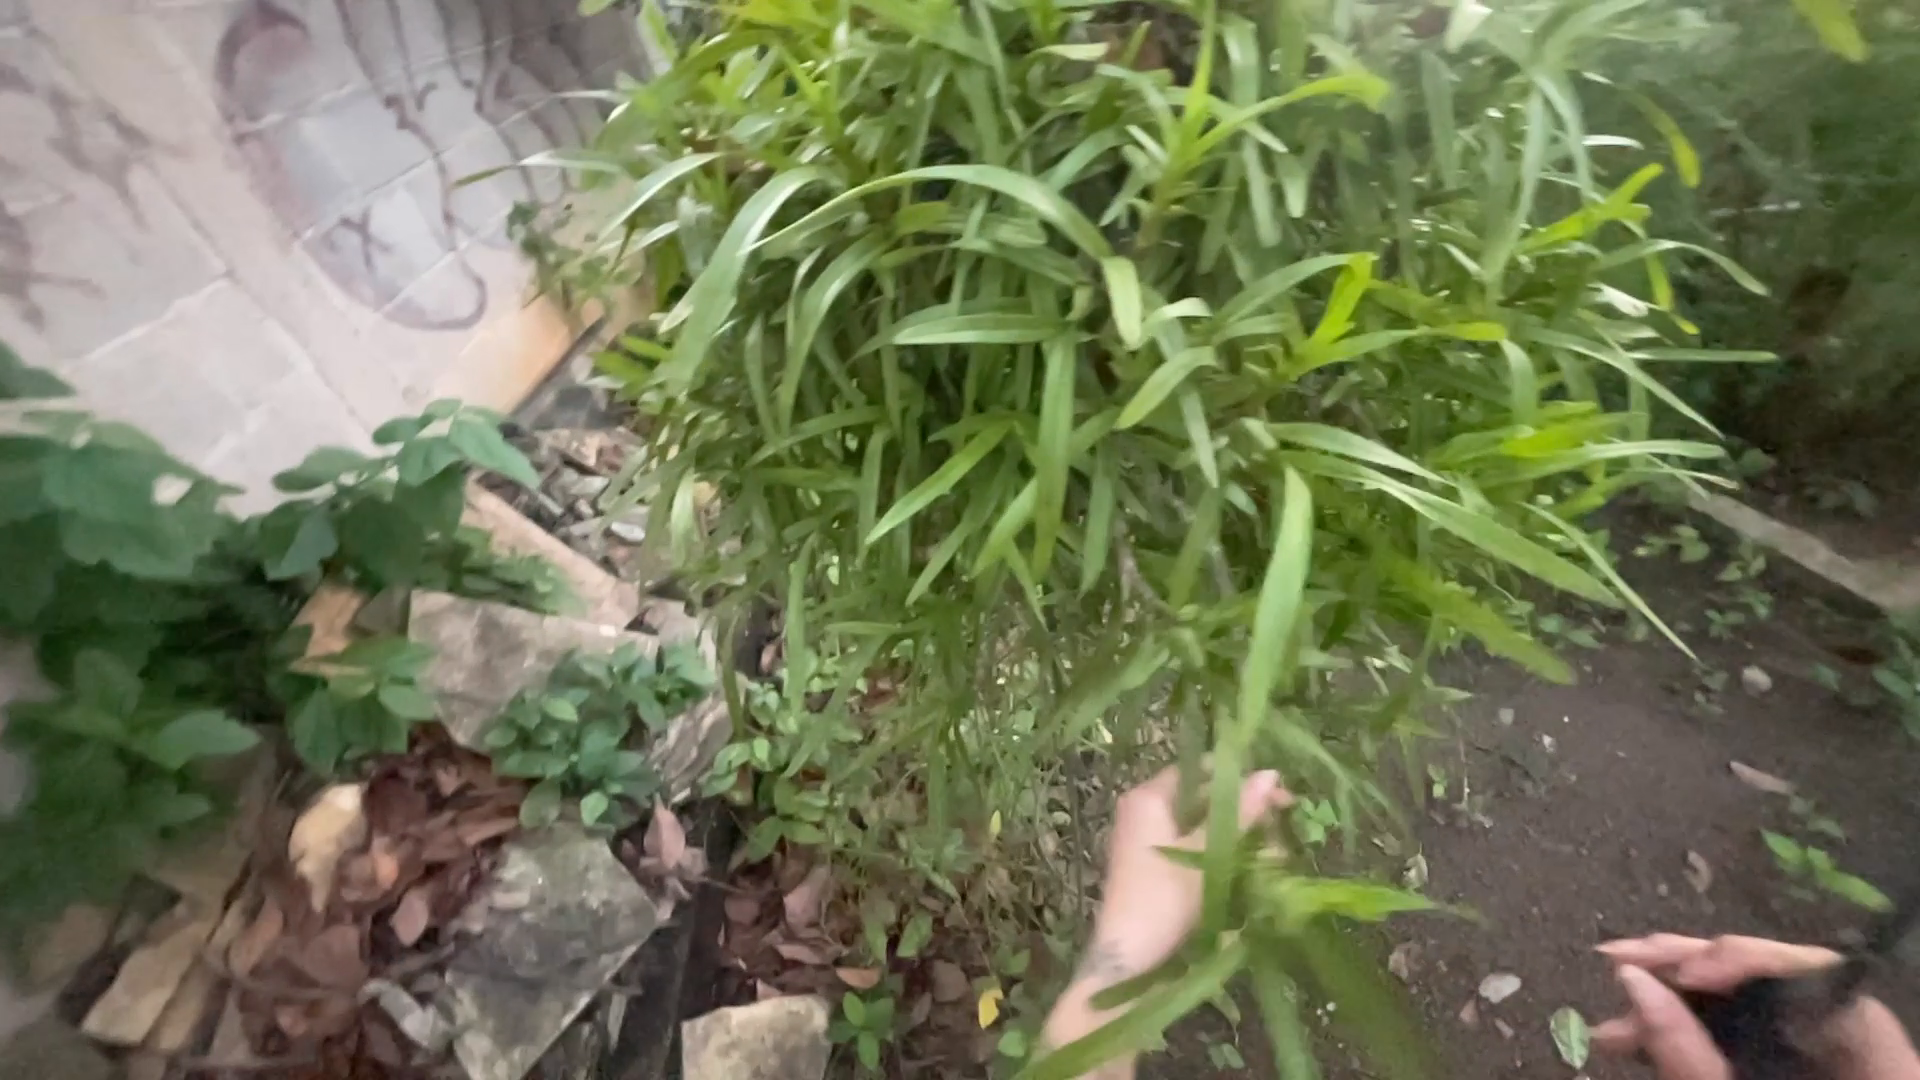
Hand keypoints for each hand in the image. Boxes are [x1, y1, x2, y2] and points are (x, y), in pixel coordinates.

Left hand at [1043, 767, 1291, 1060]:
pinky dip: (1219, 853)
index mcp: (1148, 795)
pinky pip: (1191, 844)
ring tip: (1273, 856)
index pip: (1198, 768)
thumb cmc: (1163, 898)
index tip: (1278, 796)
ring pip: (1200, 823)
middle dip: (1243, 812)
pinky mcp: (1153, 862)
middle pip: (1202, 796)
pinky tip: (1248, 871)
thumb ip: (1238, 812)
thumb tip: (1271, 772)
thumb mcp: (1206, 853)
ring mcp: (1146, 836)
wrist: (1129, 958)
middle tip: (1281, 833)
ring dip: (1236, 836)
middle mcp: (1143, 807)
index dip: (1239, 777)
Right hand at [1593, 934, 1919, 1079]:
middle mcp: (1864, 1067)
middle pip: (1775, 985)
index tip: (1680, 971)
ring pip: (1745, 1005)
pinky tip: (1629, 1034)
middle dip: (1683, 968)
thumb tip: (1630, 976)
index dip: (1751, 961)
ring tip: (1608, 1020)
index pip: (1828, 987)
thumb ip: (1687, 1059)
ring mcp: (1828, 1072)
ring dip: (1667, 997)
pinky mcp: (1793, 1077)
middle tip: (1614, 962)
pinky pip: (1739, 1033)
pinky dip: (1682, 1025)